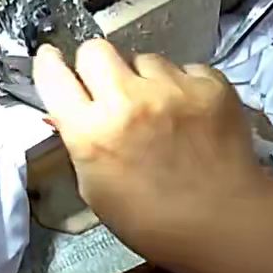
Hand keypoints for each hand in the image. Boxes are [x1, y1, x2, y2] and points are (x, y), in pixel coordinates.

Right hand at [33, 38, 272, 272]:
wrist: (223, 224)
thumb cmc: (150, 221)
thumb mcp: (95, 189)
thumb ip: (82, 143)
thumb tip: (78, 114)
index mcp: (91, 132)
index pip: (54, 76)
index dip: (49, 64)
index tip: (52, 59)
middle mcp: (127, 100)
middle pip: (96, 49)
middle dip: (96, 66)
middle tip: (108, 88)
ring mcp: (171, 88)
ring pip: (143, 58)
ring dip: (142, 78)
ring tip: (157, 109)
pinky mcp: (209, 84)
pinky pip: (183, 68)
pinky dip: (180, 86)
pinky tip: (188, 114)